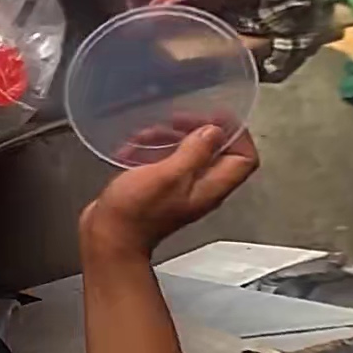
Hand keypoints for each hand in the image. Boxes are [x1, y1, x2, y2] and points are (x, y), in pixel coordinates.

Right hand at [80, 125, 258, 271]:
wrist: (109, 235)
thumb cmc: (135, 211)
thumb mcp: (168, 175)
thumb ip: (194, 152)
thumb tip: (213, 132)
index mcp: (210, 187)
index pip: (243, 158)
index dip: (235, 134)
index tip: (216, 116)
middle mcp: (199, 189)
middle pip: (213, 154)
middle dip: (195, 132)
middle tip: (175, 120)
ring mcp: (177, 191)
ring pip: (184, 156)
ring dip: (167, 140)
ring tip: (143, 135)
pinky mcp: (155, 191)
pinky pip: (162, 164)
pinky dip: (149, 152)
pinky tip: (130, 151)